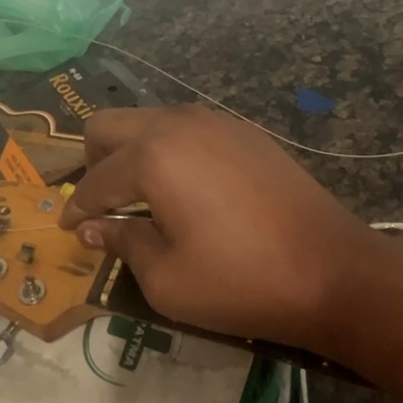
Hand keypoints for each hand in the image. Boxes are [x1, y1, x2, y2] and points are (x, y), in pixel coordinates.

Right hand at [59, 105, 381, 351]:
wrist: (333, 271)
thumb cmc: (241, 282)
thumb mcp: (167, 281)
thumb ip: (122, 244)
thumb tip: (95, 227)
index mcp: (152, 157)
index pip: (95, 179)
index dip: (76, 209)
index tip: (69, 230)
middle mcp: (178, 124)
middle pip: (109, 124)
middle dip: (93, 162)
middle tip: (101, 204)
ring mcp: (215, 122)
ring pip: (149, 120)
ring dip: (132, 152)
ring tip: (141, 198)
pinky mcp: (244, 132)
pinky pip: (187, 129)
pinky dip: (169, 151)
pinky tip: (185, 190)